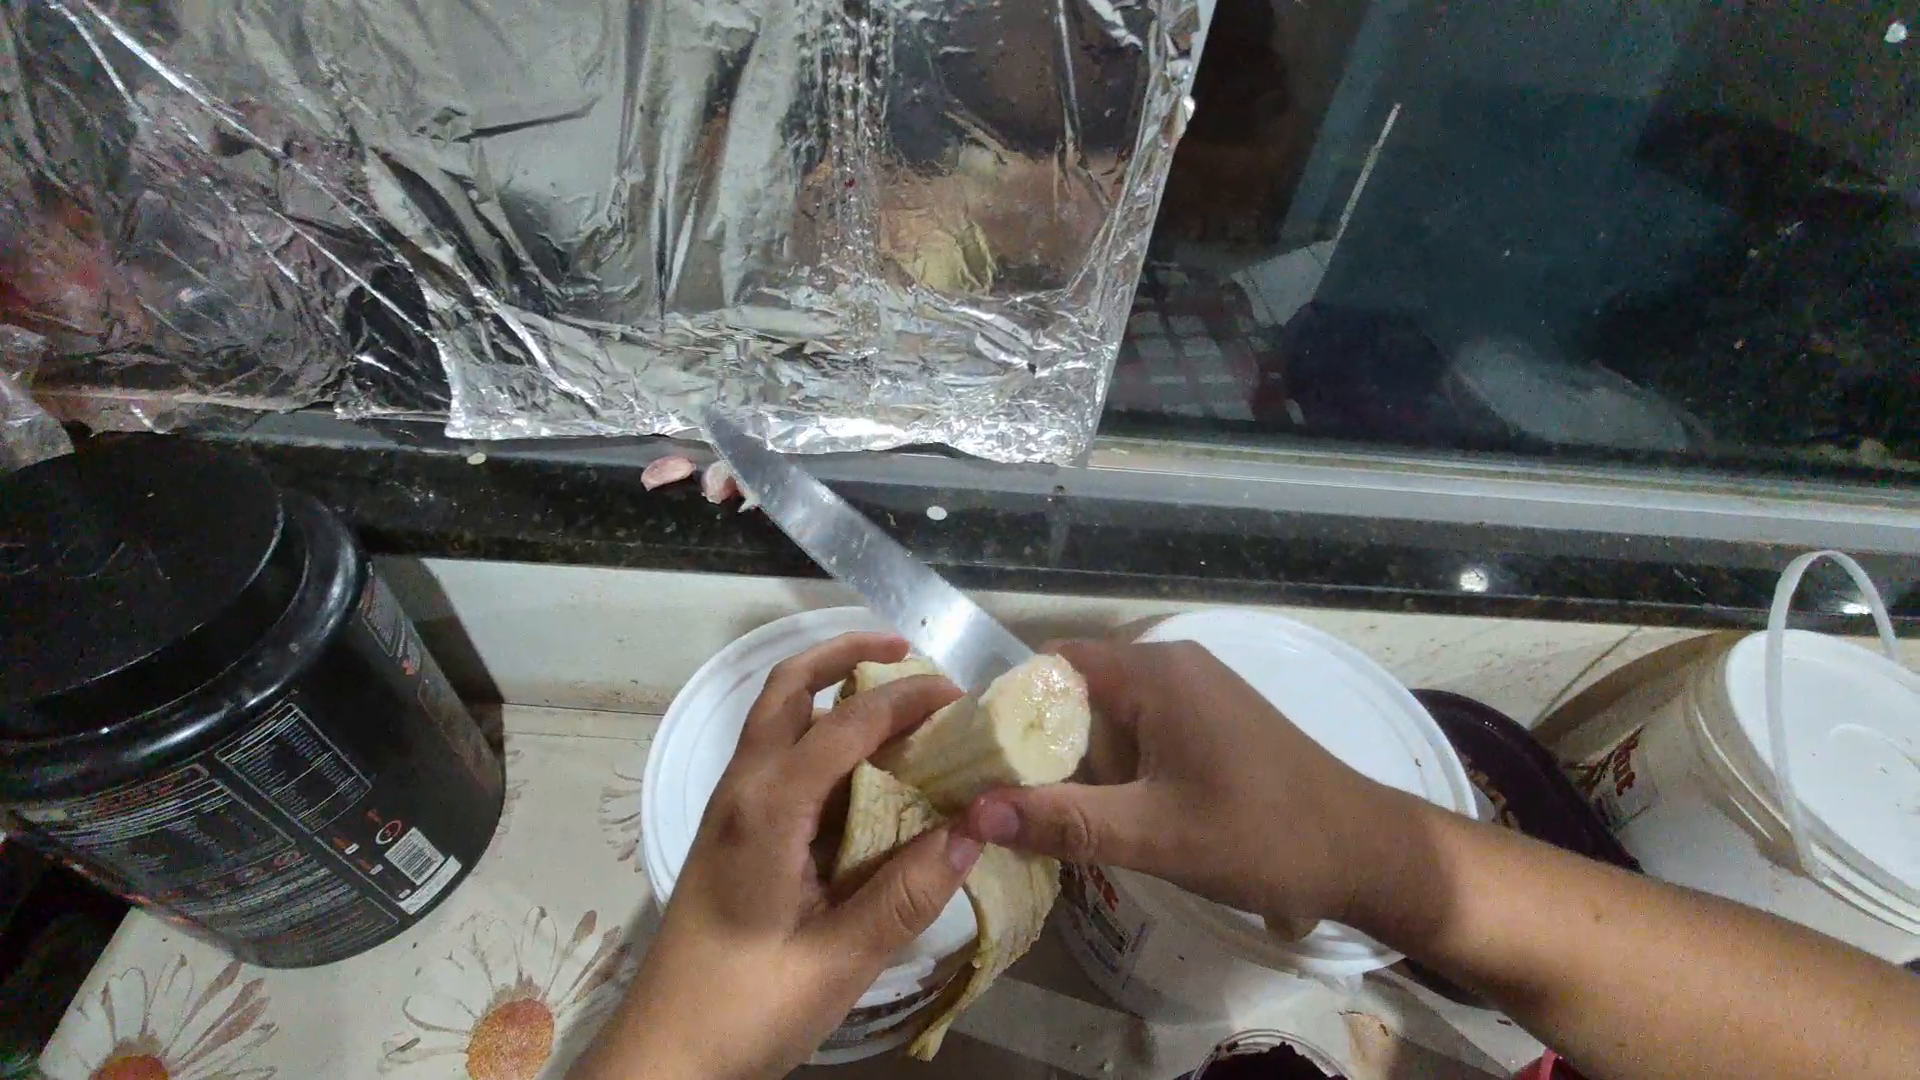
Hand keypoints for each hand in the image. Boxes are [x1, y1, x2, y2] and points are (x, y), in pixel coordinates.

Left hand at [570, 633, 982, 1079]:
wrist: (661, 1057)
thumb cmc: (743, 1009)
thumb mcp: (837, 963)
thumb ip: (906, 893)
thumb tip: (976, 830)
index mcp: (766, 808)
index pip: (844, 725)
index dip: (906, 701)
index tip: (959, 697)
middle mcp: (743, 787)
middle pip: (788, 686)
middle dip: (846, 653)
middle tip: (907, 651)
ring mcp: (733, 802)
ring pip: (777, 710)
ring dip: (830, 682)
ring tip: (891, 689)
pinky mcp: (735, 823)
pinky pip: (779, 746)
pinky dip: (821, 724)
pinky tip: (862, 756)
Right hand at [962, 639, 1411, 928]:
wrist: (1368, 852)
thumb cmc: (1263, 835)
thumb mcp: (1155, 835)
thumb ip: (1064, 821)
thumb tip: (975, 814)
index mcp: (1154, 672)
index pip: (1055, 665)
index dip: (1011, 706)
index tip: (983, 757)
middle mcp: (1171, 663)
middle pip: (1078, 686)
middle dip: (1043, 737)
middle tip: (1012, 793)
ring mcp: (1195, 686)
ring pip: (1109, 708)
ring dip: (1081, 753)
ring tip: (1055, 805)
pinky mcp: (1210, 713)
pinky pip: (1141, 721)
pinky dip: (1116, 756)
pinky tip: (1114, 803)